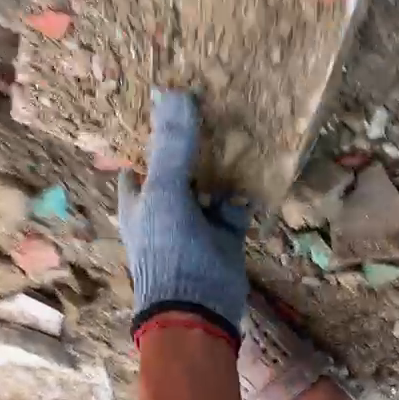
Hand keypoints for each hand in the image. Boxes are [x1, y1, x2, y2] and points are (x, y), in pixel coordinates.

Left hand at [118, 91, 250, 337]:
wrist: (198, 307)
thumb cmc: (169, 249)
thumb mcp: (166, 192)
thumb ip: (172, 146)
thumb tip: (174, 92)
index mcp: (139, 196)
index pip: (142, 154)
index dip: (156, 130)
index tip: (177, 98)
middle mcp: (166, 204)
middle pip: (181, 163)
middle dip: (198, 141)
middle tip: (220, 104)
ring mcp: (196, 220)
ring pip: (211, 182)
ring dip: (226, 164)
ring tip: (244, 129)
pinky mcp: (224, 233)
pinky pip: (235, 204)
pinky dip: (244, 192)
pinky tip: (258, 171)